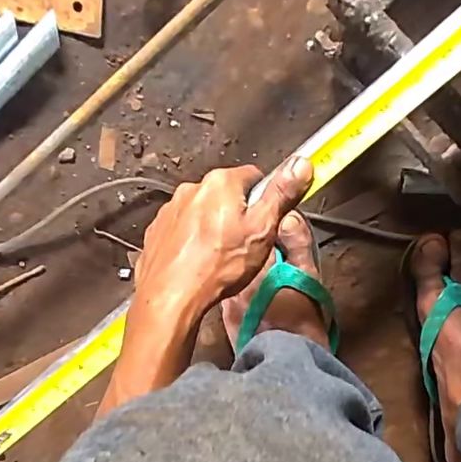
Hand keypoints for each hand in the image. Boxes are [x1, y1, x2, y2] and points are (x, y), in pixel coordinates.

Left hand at [132, 157, 313, 317]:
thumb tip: (301, 165)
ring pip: (203, 214)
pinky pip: (183, 232)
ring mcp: (172, 210)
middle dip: (238, 215)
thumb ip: (281, 194)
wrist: (171, 296)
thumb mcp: (262, 229)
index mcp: (221, 183)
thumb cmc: (215, 267)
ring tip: (222, 258)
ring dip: (213, 229)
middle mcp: (192, 189)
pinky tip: (201, 264)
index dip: (266, 200)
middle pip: (227, 195)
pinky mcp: (159, 231)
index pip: (254, 176)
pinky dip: (193, 243)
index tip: (268, 219)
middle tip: (247, 244)